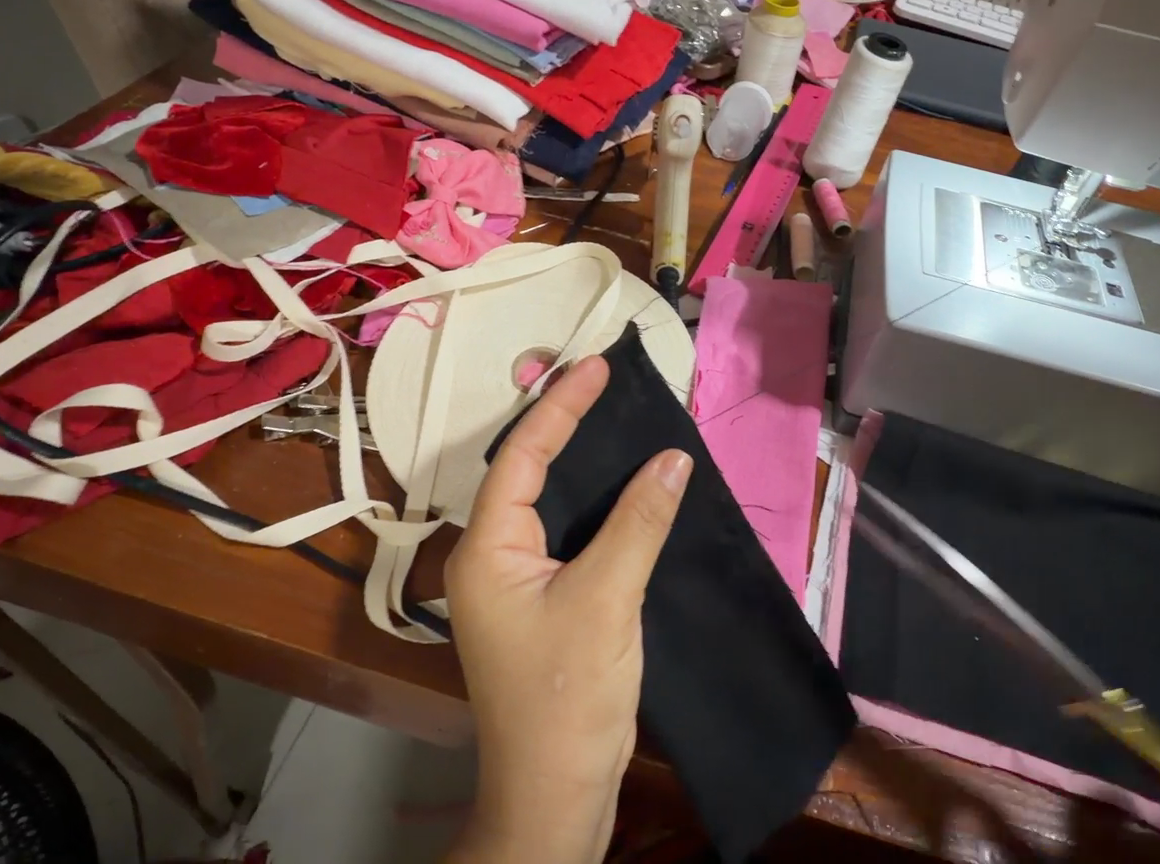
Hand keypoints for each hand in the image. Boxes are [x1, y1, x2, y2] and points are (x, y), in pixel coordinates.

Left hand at [443, 357, 692, 863]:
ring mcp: (514, 582)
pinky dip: (594, 505)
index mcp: (487, 548)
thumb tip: (673, 457)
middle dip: (561, 424)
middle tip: (601, 380)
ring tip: (614, 417)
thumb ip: (638, 522)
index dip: (558, 407)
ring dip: (579, 462)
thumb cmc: (568, 695)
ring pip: (547, 503)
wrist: (556, 793)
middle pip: (526, 472)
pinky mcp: (541, 602)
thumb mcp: (606, 599)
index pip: (520, 456)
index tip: (595, 366)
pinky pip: (566, 534)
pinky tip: (624, 490)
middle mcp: (491, 557)